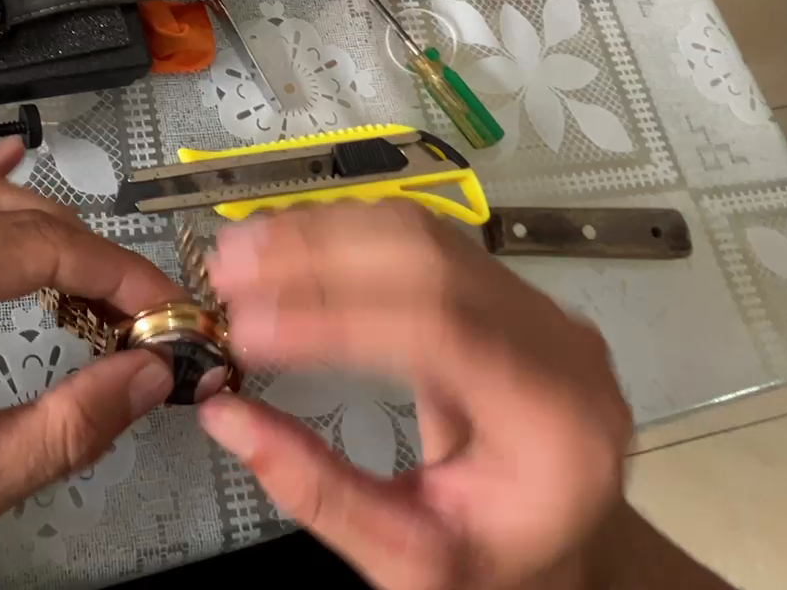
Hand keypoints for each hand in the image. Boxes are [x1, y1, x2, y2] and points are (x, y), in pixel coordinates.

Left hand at [0, 140, 182, 589]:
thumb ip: (63, 430)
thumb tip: (147, 378)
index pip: (40, 250)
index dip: (119, 275)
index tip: (169, 313)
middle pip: (13, 218)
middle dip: (90, 256)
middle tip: (144, 314)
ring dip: (47, 232)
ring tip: (102, 278)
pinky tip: (10, 164)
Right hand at [198, 201, 631, 589]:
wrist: (560, 525)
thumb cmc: (498, 551)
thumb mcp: (413, 558)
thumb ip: (320, 493)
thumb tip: (226, 418)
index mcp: (555, 423)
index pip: (441, 336)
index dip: (335, 319)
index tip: (251, 330)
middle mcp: (552, 343)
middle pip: (427, 263)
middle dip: (313, 259)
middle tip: (230, 272)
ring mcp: (523, 302)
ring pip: (413, 232)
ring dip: (314, 233)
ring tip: (239, 250)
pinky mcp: (488, 281)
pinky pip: (409, 233)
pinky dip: (334, 230)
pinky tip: (281, 239)